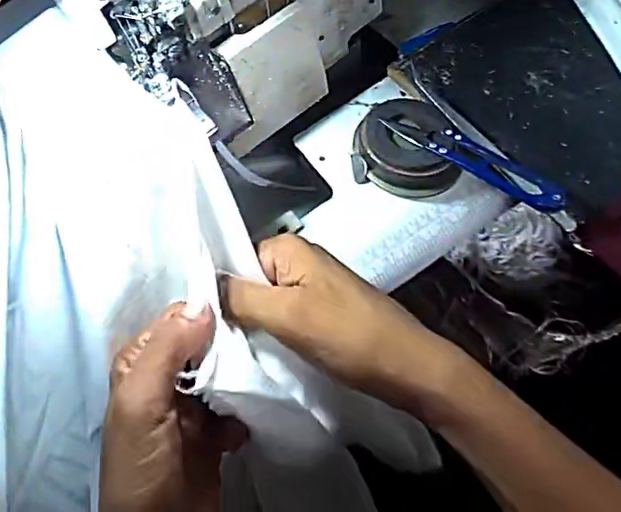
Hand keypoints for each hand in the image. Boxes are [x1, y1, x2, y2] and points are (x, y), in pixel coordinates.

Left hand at [98, 303, 248, 511]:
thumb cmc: (139, 461)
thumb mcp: (143, 398)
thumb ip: (168, 349)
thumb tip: (202, 302)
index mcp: (141, 360)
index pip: (176, 321)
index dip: (204, 313)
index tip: (239, 310)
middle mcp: (163, 377)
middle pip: (202, 345)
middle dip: (227, 345)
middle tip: (257, 344)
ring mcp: (188, 408)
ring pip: (220, 375)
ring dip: (239, 378)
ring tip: (256, 380)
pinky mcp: (211, 438)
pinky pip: (234, 412)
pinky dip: (244, 414)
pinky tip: (248, 421)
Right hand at [220, 235, 466, 415]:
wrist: (417, 374)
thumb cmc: (351, 338)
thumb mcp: (288, 316)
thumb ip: (240, 298)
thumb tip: (203, 289)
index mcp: (287, 247)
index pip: (233, 260)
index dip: (222, 289)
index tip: (212, 319)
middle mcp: (298, 258)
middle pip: (248, 281)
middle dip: (240, 309)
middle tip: (231, 338)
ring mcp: (313, 285)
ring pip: (266, 302)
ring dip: (259, 324)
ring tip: (252, 347)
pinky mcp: (324, 310)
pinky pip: (285, 316)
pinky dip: (278, 333)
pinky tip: (276, 351)